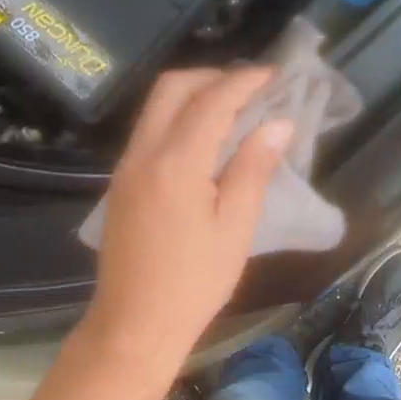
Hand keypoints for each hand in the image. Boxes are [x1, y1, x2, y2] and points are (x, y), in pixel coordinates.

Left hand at [84, 68, 293, 357]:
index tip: (274, 73)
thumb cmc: (193, 283)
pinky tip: (205, 136)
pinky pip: (150, 128)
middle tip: (251, 86)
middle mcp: (144, 153)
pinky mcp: (121, 181)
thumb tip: (279, 123)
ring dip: (194, 92)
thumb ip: (253, 169)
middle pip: (173, 87)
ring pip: (156, 105)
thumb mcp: (235, 228)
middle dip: (213, 75)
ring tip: (234, 105)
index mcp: (176, 163)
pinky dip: (179, 115)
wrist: (132, 326)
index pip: (212, 101)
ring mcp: (127, 166)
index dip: (244, 81)